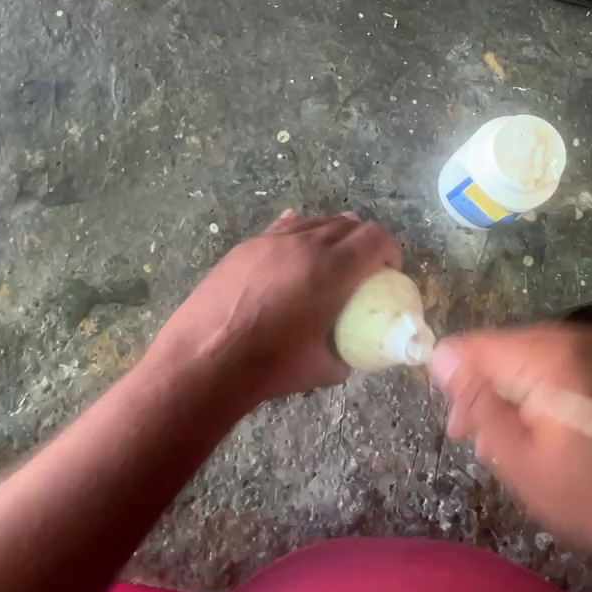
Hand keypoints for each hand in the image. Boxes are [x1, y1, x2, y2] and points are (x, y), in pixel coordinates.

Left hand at [146, 210, 398, 408]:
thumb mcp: (321, 369)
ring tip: (328, 262)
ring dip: (332, 237)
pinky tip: (295, 251)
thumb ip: (346, 355)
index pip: (375, 238)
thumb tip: (352, 355)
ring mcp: (271, 240)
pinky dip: (300, 234)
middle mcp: (305, 243)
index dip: (389, 250)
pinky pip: (284, 227)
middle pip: (348, 225)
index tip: (388, 271)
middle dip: (363, 243)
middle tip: (362, 270)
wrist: (203, 361)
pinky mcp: (246, 246)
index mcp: (332, 270)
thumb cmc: (268, 367)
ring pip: (315, 222)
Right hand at [430, 323, 591, 563]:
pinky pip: (560, 363)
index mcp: (551, 356)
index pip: (479, 345)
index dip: (455, 375)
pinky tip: (540, 425)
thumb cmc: (589, 496)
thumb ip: (477, 402)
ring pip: (531, 356)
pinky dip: (542, 387)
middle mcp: (576, 337)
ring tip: (506, 439)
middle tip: (470, 435)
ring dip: (511, 390)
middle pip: (506, 348)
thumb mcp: (518, 458)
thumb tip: (442, 358)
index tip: (451, 416)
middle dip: (484, 387)